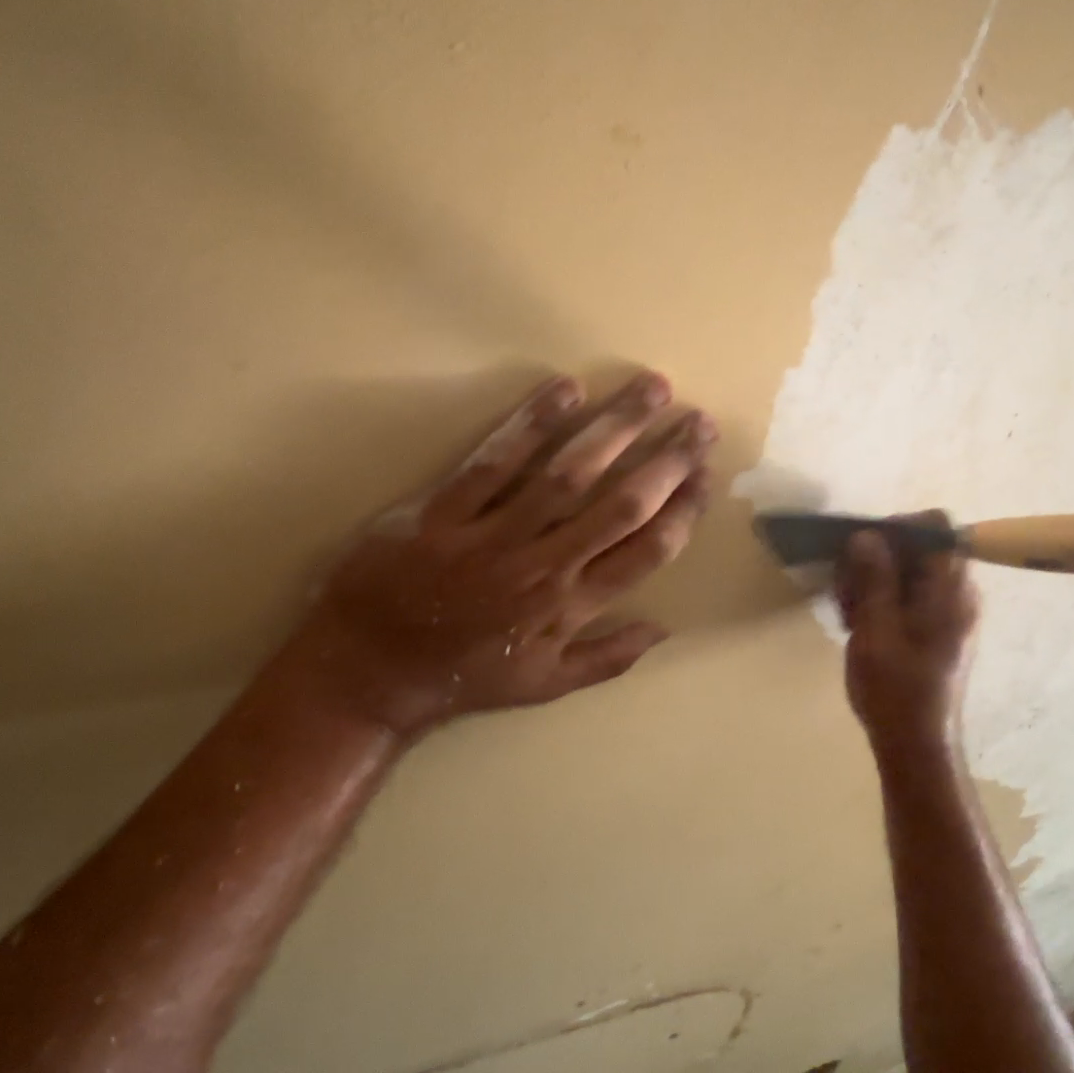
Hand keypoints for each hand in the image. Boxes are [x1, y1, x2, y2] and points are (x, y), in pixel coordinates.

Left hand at [275, 370, 714, 739]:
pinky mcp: (441, 512)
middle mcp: (543, 567)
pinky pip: (493, 462)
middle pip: (621, 504)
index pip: (646, 551)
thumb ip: (608, 658)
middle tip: (700, 421)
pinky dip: (530, 425)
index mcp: (571, 607)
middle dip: (667, 460)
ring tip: (651, 388)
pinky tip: (566, 391)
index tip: (705, 474)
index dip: (683, 510)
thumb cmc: (464, 678)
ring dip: (616, 427)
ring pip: (568, 473)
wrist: (368, 672)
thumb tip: (664, 628)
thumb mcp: (544, 685)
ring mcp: (492, 536)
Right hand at [835, 515, 980, 750]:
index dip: (896, 528)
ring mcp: (950, 613)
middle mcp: (959, 594)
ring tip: (848, 613)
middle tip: (846, 591)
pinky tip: (859, 625)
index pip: (936, 527)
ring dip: (873, 581)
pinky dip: (882, 600)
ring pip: (910, 572)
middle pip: (919, 548)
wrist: (916, 748)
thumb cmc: (896, 692)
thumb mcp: (876, 631)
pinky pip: (910, 596)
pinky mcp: (937, 630)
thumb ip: (874, 579)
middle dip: (876, 559)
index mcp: (952, 590)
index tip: (861, 550)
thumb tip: (867, 535)